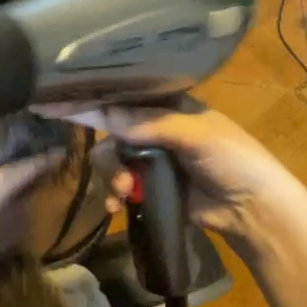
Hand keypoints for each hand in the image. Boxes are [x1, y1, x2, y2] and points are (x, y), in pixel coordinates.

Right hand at [55, 102, 297, 241]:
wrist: (254, 209)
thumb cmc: (234, 160)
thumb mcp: (197, 135)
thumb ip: (150, 124)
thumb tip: (104, 115)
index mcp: (167, 105)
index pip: (121, 97)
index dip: (88, 100)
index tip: (51, 102)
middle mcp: (154, 127)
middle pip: (109, 133)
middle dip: (108, 156)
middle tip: (117, 177)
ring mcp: (151, 158)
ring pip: (111, 161)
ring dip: (110, 178)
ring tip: (121, 195)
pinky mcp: (150, 186)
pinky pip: (118, 185)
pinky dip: (113, 195)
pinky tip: (117, 206)